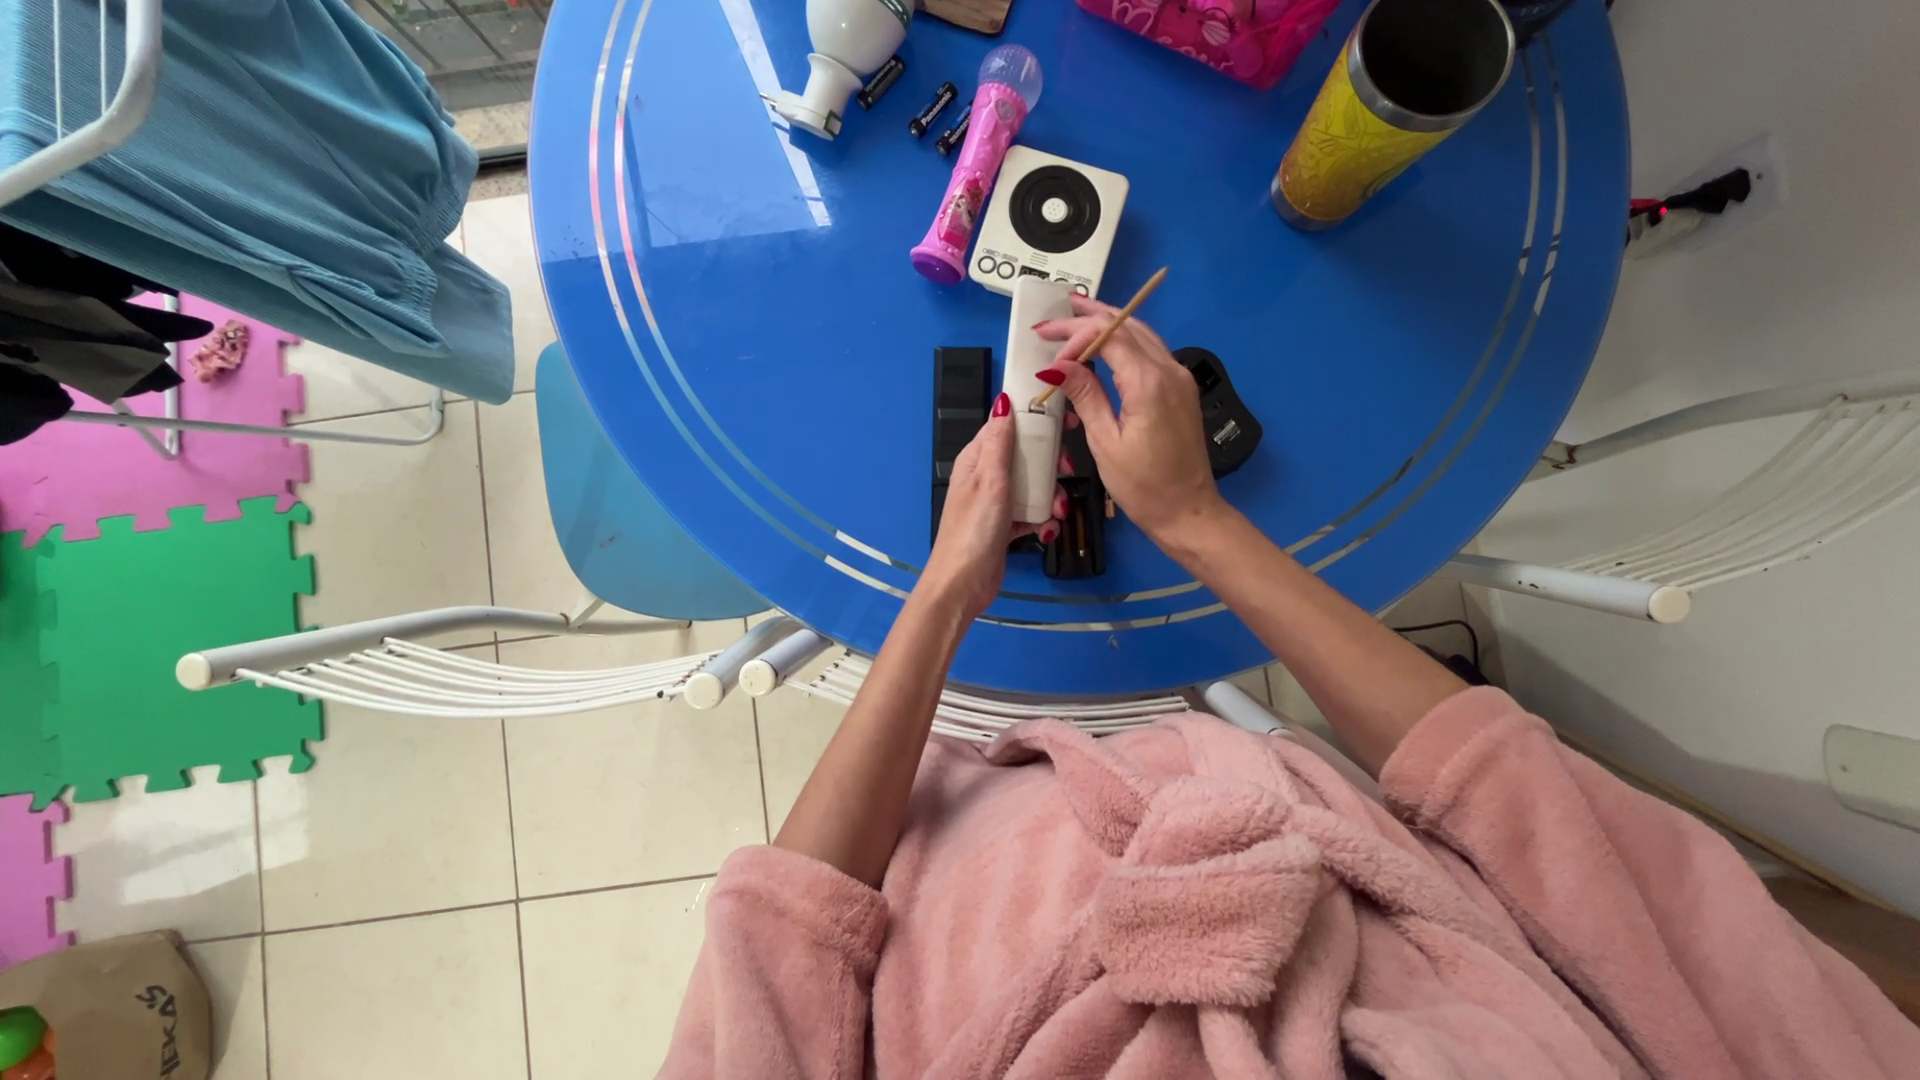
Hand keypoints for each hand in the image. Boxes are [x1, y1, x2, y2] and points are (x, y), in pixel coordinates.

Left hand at [922, 394, 1067, 618]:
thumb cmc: (973, 530)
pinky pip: (1032, 512)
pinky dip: (1042, 519)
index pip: (1009, 425)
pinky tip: (1046, 530)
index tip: (1067, 420)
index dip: (1037, 418)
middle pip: (1028, 455)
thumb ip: (1000, 443)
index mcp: (978, 459)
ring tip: (1057, 511)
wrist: (963, 584)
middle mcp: (987, 475)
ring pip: (1034, 485)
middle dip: (1051, 463)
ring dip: (1051, 496)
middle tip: (1067, 472)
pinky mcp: (1006, 524)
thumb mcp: (989, 481)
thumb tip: (1004, 401)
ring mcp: (997, 501)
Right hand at [1033, 295, 1223, 539]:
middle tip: (1052, 317)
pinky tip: (1103, 345)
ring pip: (1141, 334)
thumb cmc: (1143, 486)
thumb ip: (1084, 396)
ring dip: (1107, 323)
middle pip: (1126, 325)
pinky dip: (1124, 341)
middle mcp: (1169, 370)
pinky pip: (1150, 351)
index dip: (1074, 335)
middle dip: (1088, 317)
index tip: (1045, 348)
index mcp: (1148, 383)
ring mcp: (1179, 377)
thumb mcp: (1104, 442)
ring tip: (1074, 316)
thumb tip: (1055, 366)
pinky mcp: (1180, 389)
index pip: (1107, 335)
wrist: (1188, 512)